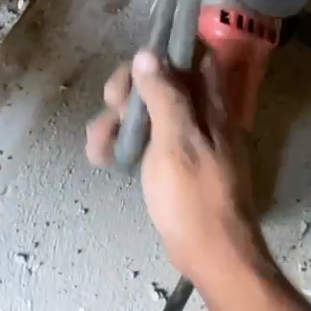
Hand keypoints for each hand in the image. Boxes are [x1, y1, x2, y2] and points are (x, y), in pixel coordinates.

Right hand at [86, 48, 265, 280]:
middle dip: (129, 90)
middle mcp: (200, 117)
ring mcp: (185, 141)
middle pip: (161, 82)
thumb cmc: (195, 198)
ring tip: (97, 143)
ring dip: (117, 120)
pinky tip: (102, 157)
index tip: (136, 65)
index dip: (166, 51)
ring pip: (146, 112)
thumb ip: (163, 96)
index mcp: (210, 106)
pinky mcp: (171, 163)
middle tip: (112, 108)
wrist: (212, 258)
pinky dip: (122, 143)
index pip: (195, 56)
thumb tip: (147, 52)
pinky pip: (144, 140)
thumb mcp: (176, 142)